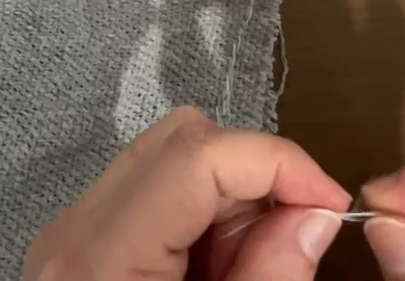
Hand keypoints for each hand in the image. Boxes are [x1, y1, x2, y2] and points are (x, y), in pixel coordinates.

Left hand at [23, 106, 352, 279]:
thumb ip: (270, 278)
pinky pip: (154, 190)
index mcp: (101, 258)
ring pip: (168, 155)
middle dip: (253, 173)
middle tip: (297, 233)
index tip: (331, 202)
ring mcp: (72, 232)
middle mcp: (76, 227)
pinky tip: (219, 269)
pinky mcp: (81, 244)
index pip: (196, 155)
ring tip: (254, 262)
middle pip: (179, 138)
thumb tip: (315, 214)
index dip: (274, 161)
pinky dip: (201, 212)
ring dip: (230, 191)